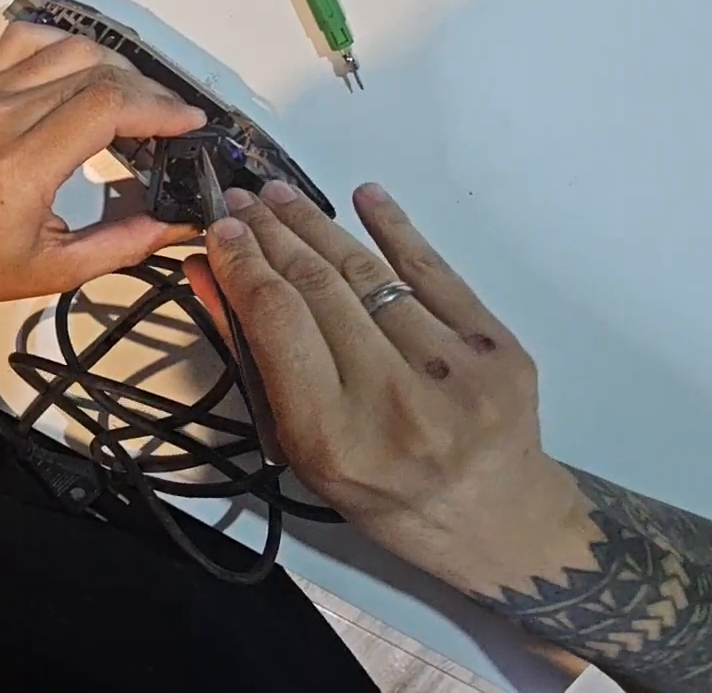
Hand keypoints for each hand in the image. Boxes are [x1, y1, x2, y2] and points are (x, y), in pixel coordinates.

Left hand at [0, 22, 206, 313]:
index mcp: (19, 169)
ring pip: (66, 48)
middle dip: (148, 91)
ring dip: (114, 66)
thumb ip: (121, 244)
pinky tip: (80, 67)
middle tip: (169, 118)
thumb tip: (172, 225)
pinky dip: (62, 43)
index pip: (104, 106)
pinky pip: (24, 40)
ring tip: (135, 97)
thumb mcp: (53, 269)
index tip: (185, 121)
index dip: (158, 107)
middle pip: (95, 72)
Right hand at [182, 182, 591, 591]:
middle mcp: (395, 399)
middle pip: (318, 287)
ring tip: (280, 194)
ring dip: (317, 224)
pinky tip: (364, 195)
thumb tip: (211, 271)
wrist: (493, 517)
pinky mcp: (500, 347)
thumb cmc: (374, 486)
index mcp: (332, 434)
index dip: (244, 263)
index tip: (220, 228)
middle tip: (242, 199)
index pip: (277, 320)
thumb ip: (252, 351)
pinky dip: (396, 228)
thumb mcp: (295, 437)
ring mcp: (455, 369)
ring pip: (368, 273)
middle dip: (272, 234)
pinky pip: (435, 272)